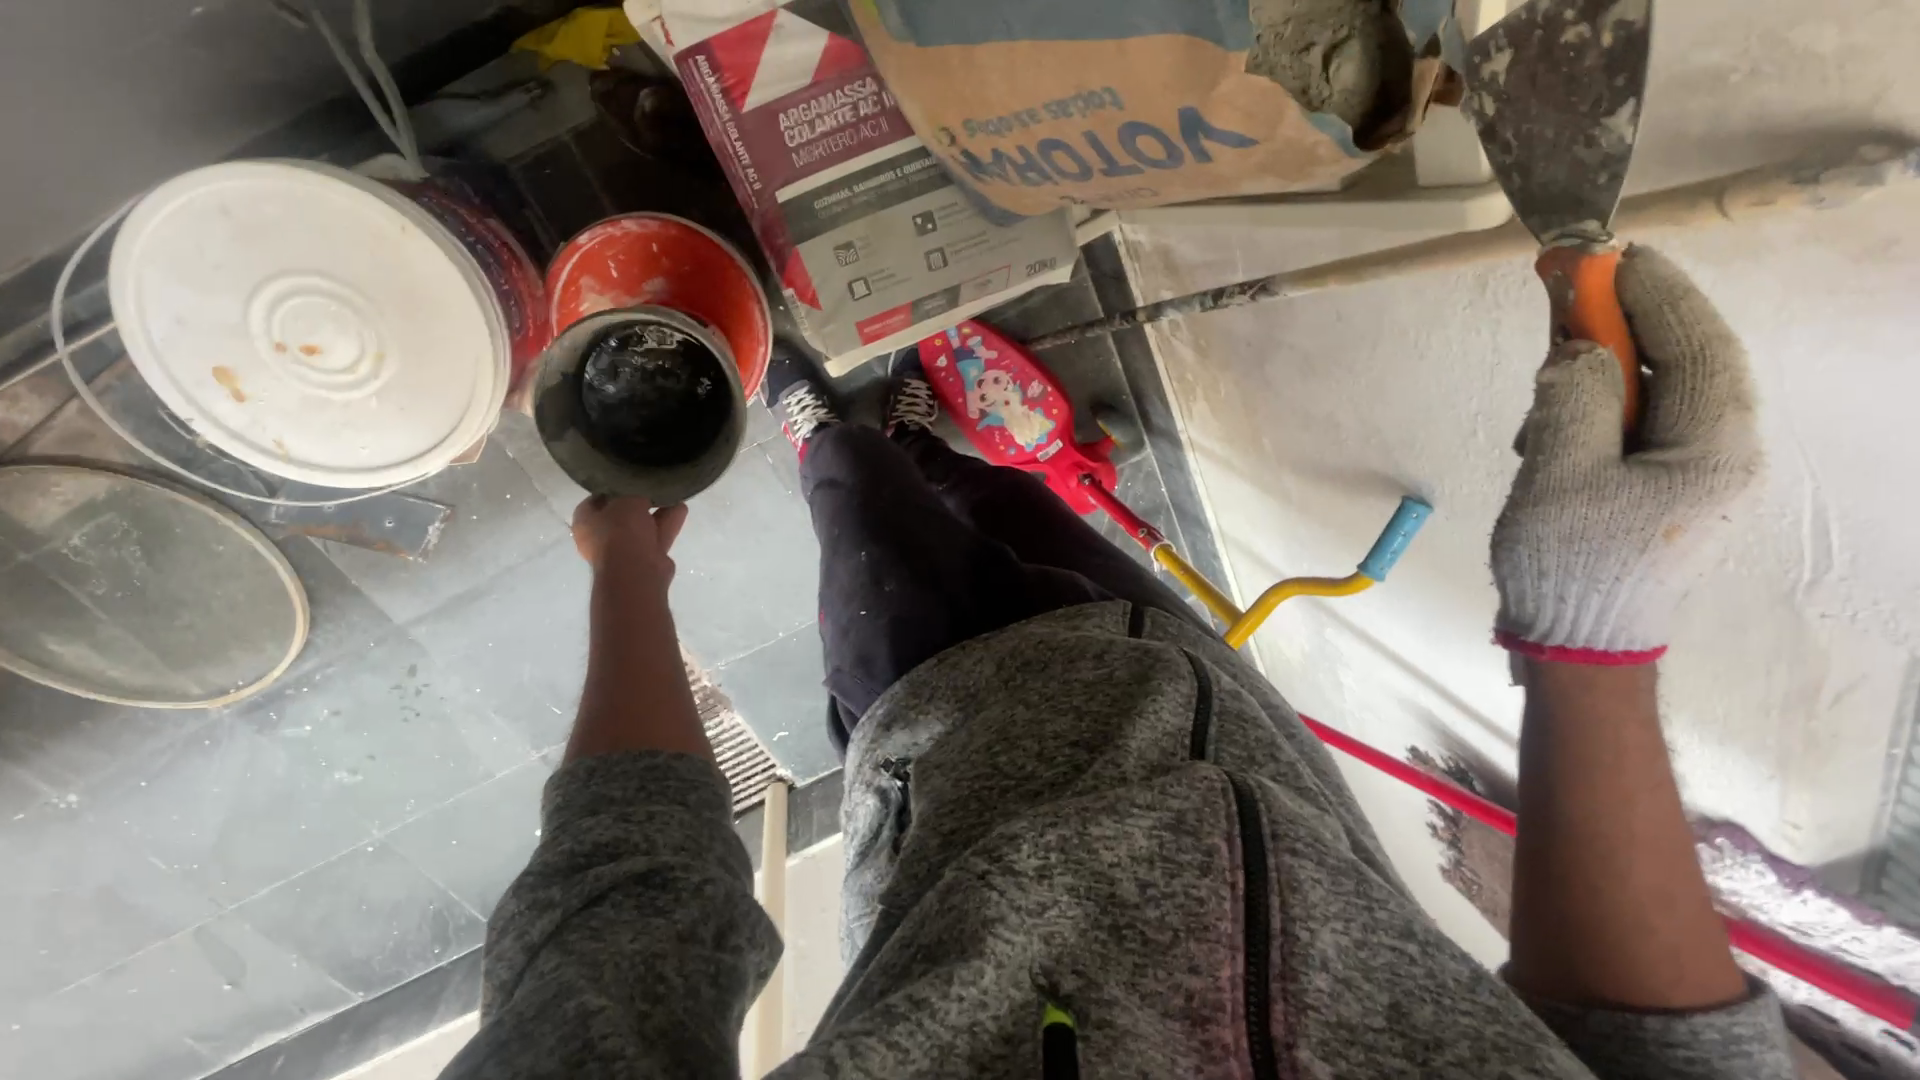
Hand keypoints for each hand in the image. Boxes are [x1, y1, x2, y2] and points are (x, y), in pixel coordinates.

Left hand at [572, 496, 689, 585]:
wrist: (636, 570)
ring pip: (642, 526)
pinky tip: (681, 508)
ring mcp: (623, 550)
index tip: (629, 479)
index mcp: (585, 522)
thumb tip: (643, 494)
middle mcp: (600, 537)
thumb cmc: (621, 530)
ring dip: (657, 512)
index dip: (612, 488)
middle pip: (621, 515)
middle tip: (653, 487)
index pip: (596, 500)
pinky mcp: (645, 559)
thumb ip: (634, 492)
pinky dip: (668, 523)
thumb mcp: (627, 500)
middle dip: (639, 502)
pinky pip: (657, 536)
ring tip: (674, 495)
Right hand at [1491, 245, 1761, 662]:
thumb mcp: (1560, 476)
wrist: (1575, 642)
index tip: (1612, 255)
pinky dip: (1590, 413)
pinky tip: (1550, 435)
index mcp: (1716, 449)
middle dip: (1622, 327)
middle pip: (1680, 365)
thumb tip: (1578, 352)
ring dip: (1596, 378)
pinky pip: (1632, 428)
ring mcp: (1692, 473)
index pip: (1697, 347)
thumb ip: (1574, 401)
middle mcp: (1721, 453)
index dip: (1655, 294)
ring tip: (1544, 394)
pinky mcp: (1659, 488)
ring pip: (1650, 396)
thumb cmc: (1569, 563)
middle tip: (1568, 294)